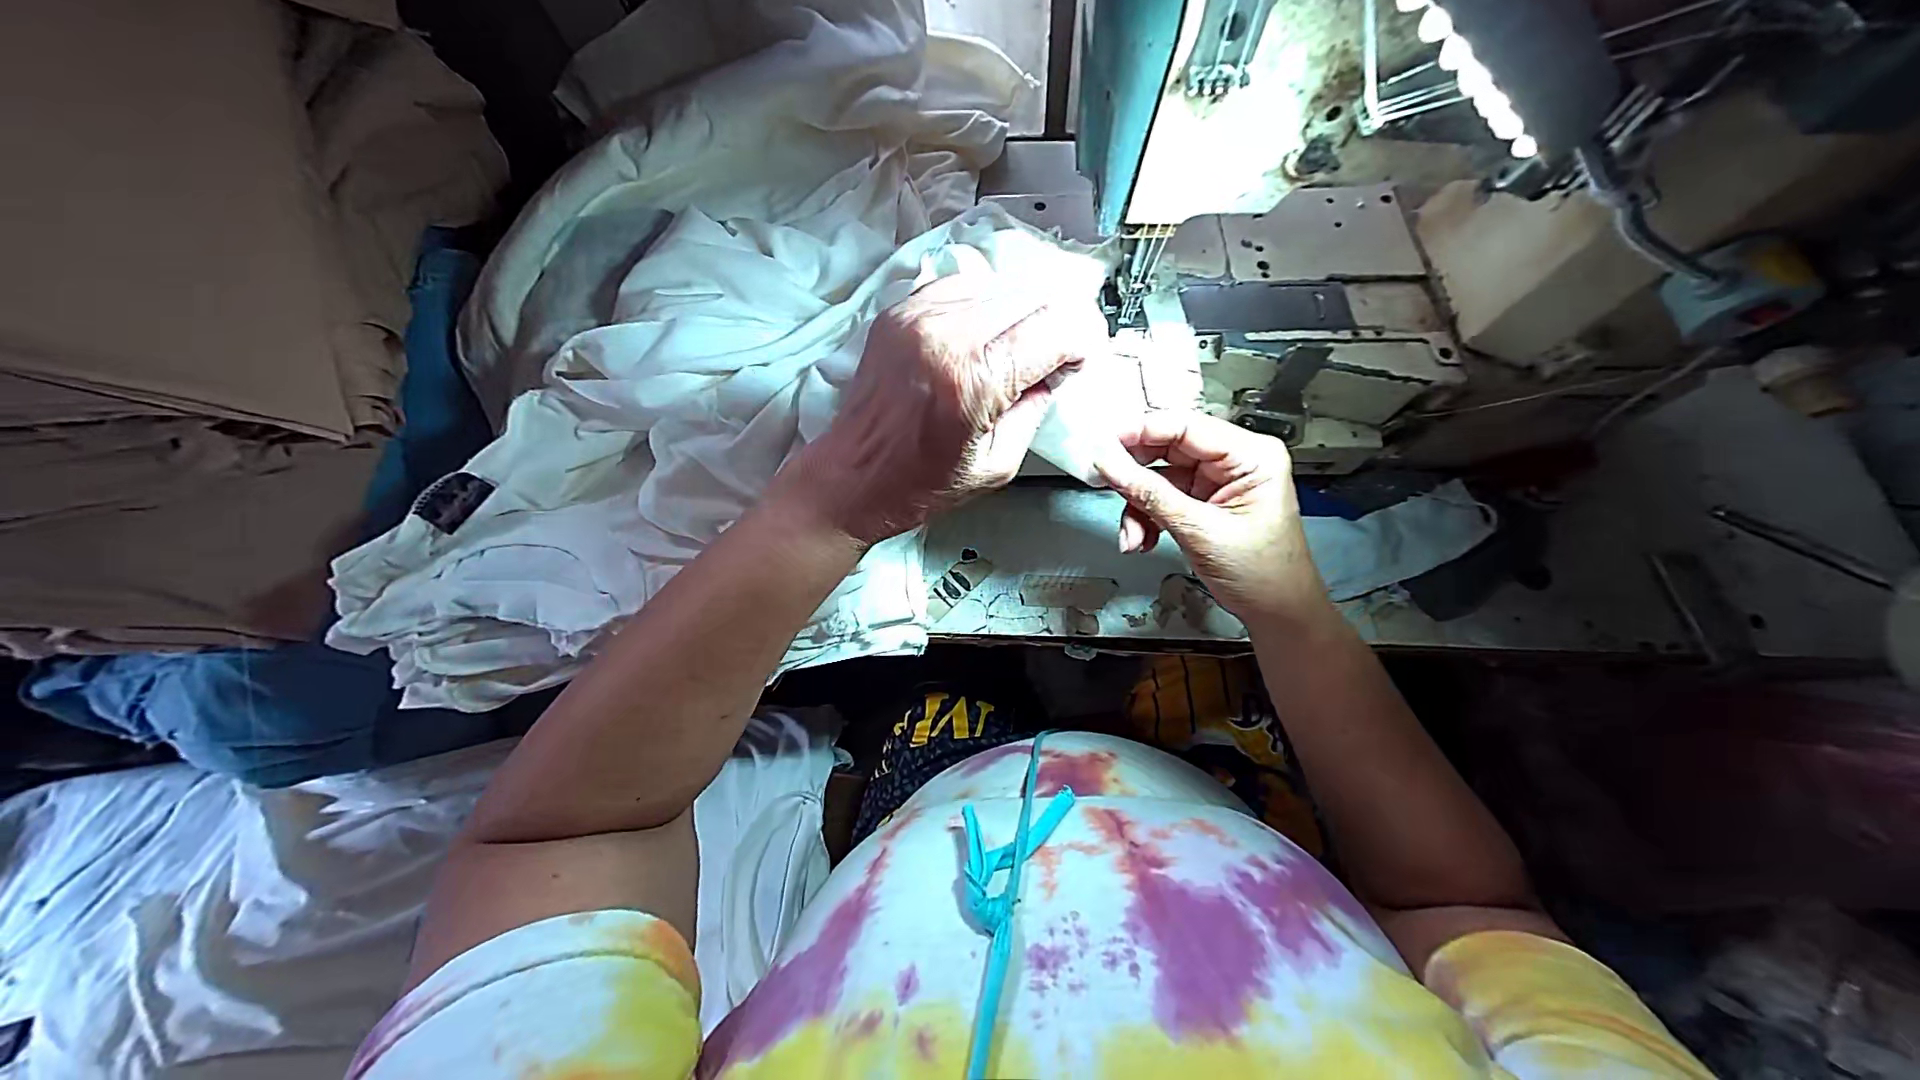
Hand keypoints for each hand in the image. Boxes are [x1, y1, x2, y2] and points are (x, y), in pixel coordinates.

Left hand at [778, 270, 1104, 545]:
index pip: (1058, 325)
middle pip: (1035, 295)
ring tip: (1019, 348)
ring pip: (1003, 283)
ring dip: (1024, 312)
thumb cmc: (920, 483)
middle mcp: (945, 333)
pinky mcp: (901, 310)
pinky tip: (985, 335)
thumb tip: (1059, 371)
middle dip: (1060, 323)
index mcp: (973, 379)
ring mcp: (918, 314)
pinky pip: (964, 284)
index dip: (1084, 340)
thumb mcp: (997, 463)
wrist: (852, 476)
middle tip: (1058, 356)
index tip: (1083, 359)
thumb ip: (1036, 409)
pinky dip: (987, 304)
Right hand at [1095, 411, 1331, 623]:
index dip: (1143, 432)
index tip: (1108, 444)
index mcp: (1252, 455)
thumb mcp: (1200, 531)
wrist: (1276, 611)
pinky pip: (1161, 499)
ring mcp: (1216, 482)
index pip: (1187, 427)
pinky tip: (1142, 539)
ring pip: (1158, 478)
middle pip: (1168, 449)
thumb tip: (1113, 466)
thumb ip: (1151, 495)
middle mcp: (1234, 461)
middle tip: (1107, 481)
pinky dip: (1145, 519)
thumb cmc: (1264, 574)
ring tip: (1131, 535)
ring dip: (1138, 507)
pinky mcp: (1202, 501)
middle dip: (1136, 475)